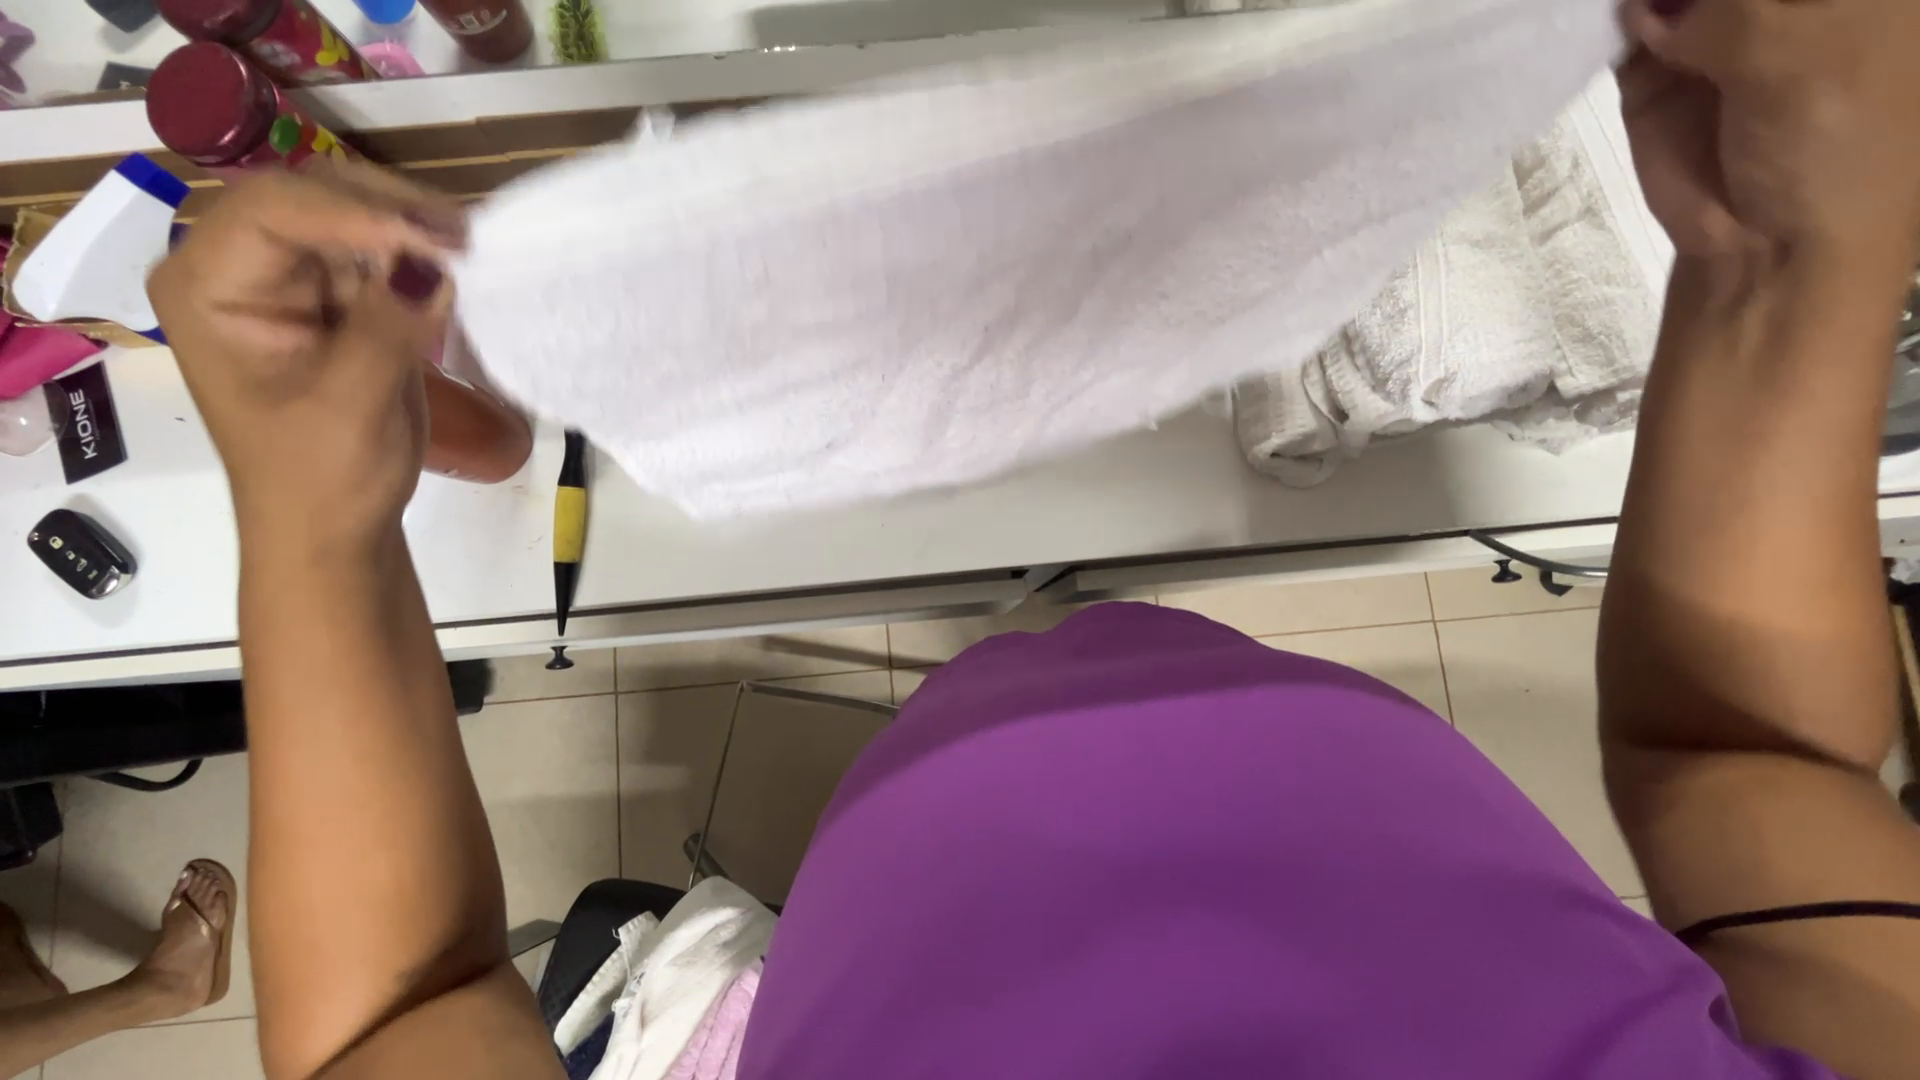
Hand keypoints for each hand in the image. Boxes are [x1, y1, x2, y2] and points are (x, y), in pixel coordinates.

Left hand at [148, 163, 464, 555]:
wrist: (334, 528)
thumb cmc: (325, 476)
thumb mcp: (352, 403)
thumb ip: (386, 326)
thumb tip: (434, 264)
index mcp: (210, 290)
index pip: (272, 214)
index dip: (354, 214)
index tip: (438, 239)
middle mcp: (242, 272)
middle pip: (310, 203)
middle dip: (388, 210)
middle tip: (469, 232)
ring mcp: (291, 288)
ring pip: (350, 224)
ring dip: (412, 229)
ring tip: (475, 243)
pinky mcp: (337, 307)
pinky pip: (378, 262)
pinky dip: (420, 258)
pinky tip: (460, 264)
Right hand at [1619, 0, 1919, 270]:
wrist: (1770, 246)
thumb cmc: (1834, 143)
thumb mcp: (1802, 53)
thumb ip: (1728, 13)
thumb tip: (1646, 2)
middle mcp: (1790, 1)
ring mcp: (1719, 30)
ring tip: (1640, 5)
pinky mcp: (1660, 75)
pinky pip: (1631, 29)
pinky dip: (1614, 20)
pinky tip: (1610, 17)